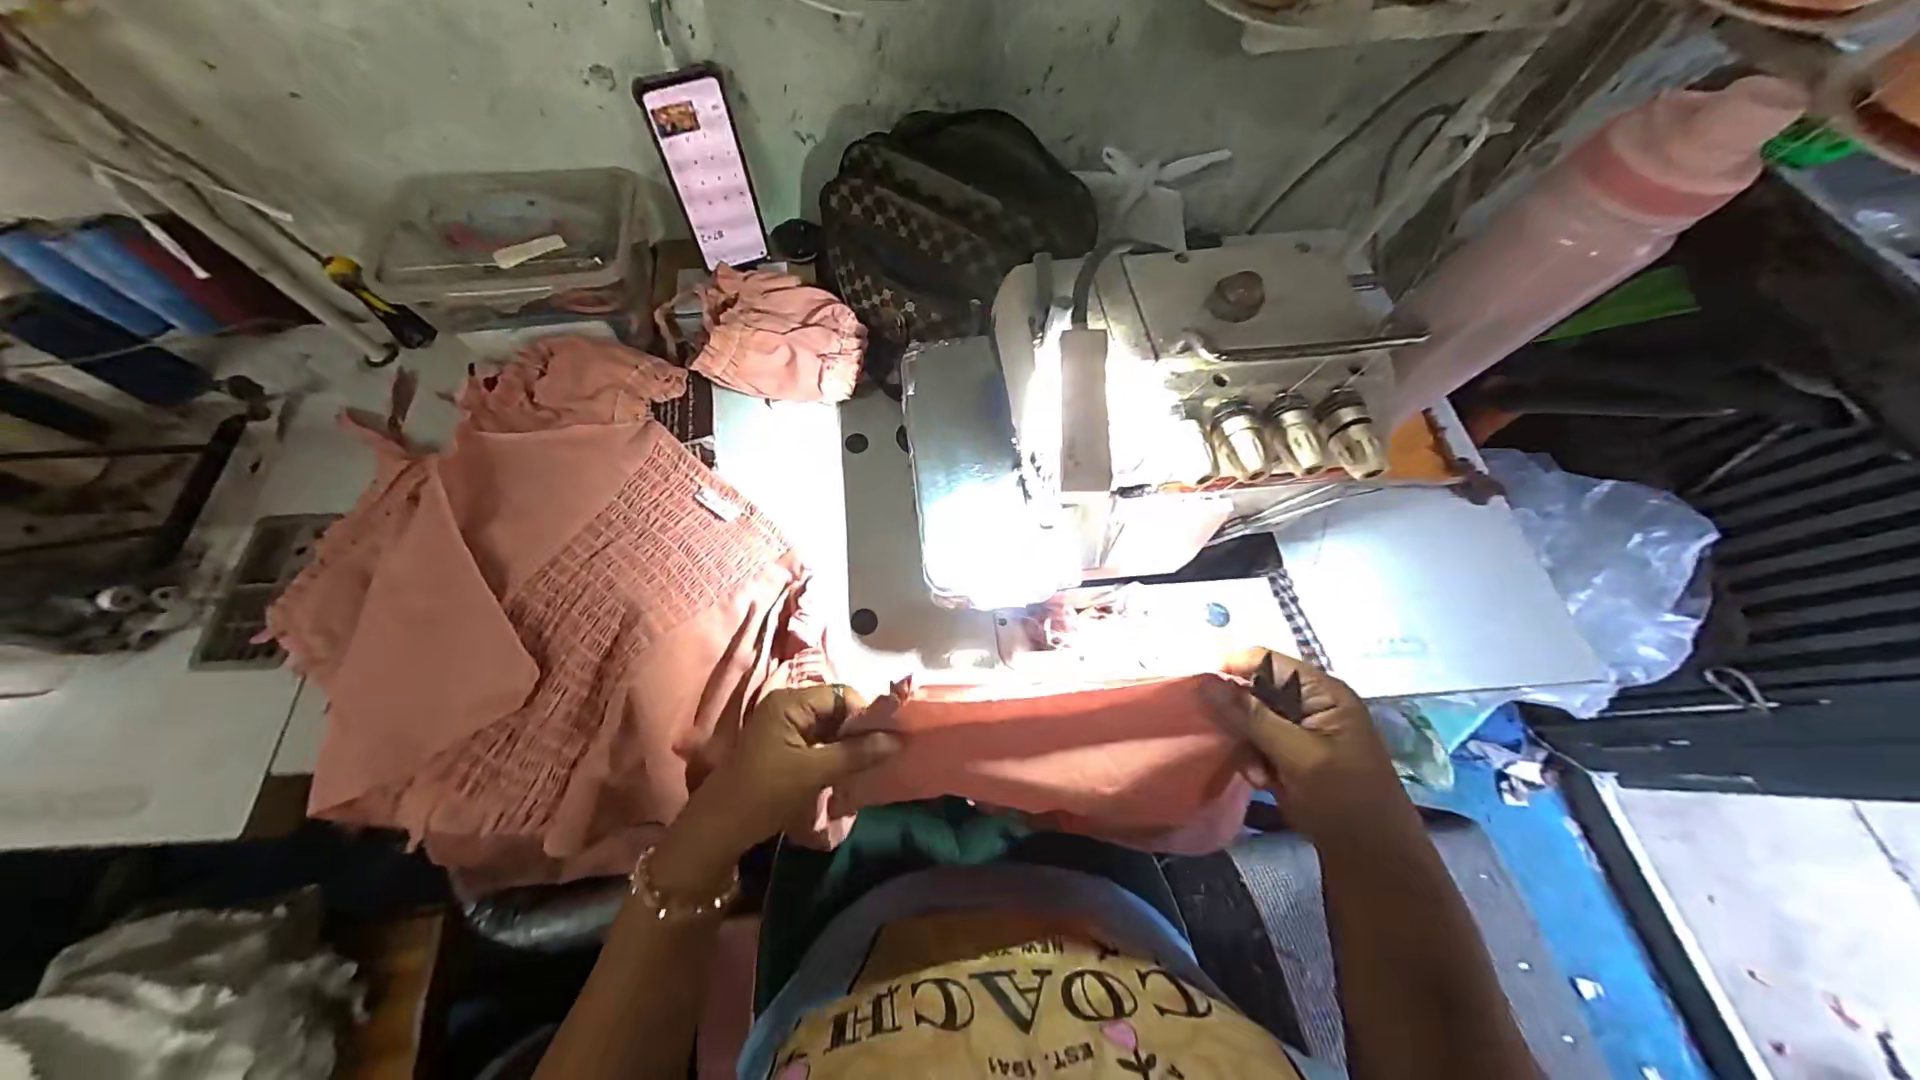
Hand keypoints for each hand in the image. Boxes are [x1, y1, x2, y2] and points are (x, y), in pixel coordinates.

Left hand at [652, 685, 900, 896]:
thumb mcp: (815, 773)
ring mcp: (784, 728)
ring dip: (848, 746)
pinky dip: (834, 756)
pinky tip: (847, 773)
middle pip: (836, 710)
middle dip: (858, 731)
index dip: (865, 714)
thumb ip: (857, 753)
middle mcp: (787, 707)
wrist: (717, 832)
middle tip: (880, 755)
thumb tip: (898, 739)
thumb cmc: (764, 793)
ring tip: (868, 766)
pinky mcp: (783, 749)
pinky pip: (818, 743)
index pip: (841, 695)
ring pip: (829, 728)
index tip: (886, 739)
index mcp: (790, 702)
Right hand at [1204, 651, 1419, 843]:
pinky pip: (1257, 742)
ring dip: (1247, 745)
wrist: (1374, 860)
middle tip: (1242, 748)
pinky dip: (1255, 761)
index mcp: (1323, 692)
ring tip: (1260, 775)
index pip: (1265, 660)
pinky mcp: (1293, 752)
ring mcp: (1303, 728)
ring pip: (1251, 719)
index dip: (1233, 672)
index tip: (1207, 699)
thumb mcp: (1296, 756)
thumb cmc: (1345, 801)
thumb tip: (1206, 680)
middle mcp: (1311, 703)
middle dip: (1241, 719)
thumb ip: (1251, 716)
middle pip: (1254, 689)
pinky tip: (1266, 782)